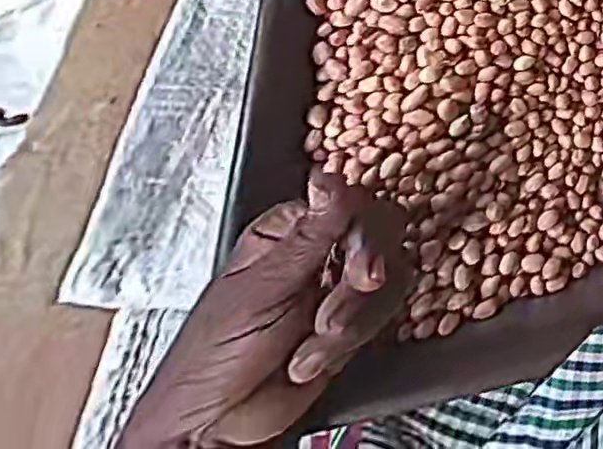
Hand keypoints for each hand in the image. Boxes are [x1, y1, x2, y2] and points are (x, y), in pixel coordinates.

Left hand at [119, 173, 409, 447]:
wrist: (211, 434)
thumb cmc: (211, 361)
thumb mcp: (260, 291)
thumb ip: (310, 233)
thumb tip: (329, 179)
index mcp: (292, 229)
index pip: (353, 204)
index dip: (365, 232)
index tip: (360, 267)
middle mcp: (323, 247)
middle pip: (382, 230)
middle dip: (364, 274)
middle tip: (341, 309)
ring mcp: (342, 281)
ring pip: (391, 270)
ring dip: (356, 315)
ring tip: (311, 346)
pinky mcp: (359, 314)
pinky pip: (390, 305)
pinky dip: (358, 334)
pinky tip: (315, 357)